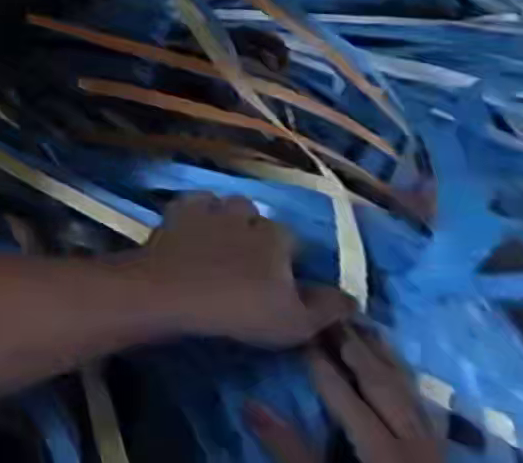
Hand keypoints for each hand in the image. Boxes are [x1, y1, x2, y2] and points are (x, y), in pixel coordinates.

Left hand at [138, 193, 353, 345]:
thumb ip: (328, 307)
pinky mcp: (173, 212)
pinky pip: (190, 201)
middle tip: (251, 255)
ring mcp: (203, 210)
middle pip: (254, 213)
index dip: (288, 253)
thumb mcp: (298, 322)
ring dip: (226, 215)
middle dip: (256, 228)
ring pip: (221, 201)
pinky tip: (196, 225)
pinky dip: (196, 209)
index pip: (290, 236)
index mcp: (273, 238)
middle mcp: (240, 215)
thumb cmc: (239, 309)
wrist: (172, 290)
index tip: (283, 271)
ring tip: (223, 238)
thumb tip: (350, 297)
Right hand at [247, 325, 443, 462]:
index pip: (343, 392)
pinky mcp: (442, 462)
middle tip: (328, 310)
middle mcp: (414, 447)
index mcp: (383, 452)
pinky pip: (429, 415)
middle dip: (355, 348)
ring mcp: (435, 455)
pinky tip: (402, 375)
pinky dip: (413, 387)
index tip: (292, 323)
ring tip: (365, 328)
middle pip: (383, 387)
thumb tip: (251, 403)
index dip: (316, 358)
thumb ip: (293, 453)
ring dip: (387, 360)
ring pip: (412, 397)